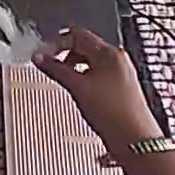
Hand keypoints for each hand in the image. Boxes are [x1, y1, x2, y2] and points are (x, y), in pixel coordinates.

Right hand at [32, 28, 160, 152]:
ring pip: (90, 60)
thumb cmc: (114, 113)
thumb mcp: (77, 87)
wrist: (134, 139)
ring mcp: (120, 73)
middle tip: (49, 65)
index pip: (77, 35)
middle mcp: (117, 60)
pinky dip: (83, 77)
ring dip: (72, 66)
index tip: (43, 55)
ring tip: (63, 79)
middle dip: (64, 54)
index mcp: (109, 54)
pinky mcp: (120, 87)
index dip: (56, 43)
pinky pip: (96, 73)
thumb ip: (55, 69)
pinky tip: (78, 90)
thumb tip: (40, 58)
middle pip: (84, 46)